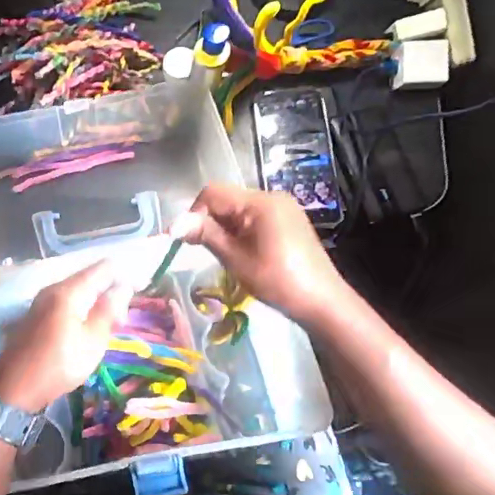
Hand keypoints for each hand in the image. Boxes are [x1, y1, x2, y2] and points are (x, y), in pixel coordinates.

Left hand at [0, 260, 132, 412]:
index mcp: (68, 291)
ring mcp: (42, 300)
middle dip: (110, 291)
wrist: (15, 389)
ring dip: (96, 302)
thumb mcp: (92, 341)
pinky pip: (66, 301)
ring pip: (78, 290)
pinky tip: (87, 329)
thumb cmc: (59, 365)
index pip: (103, 268)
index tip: (140, 293)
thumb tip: (123, 286)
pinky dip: (81, 309)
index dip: (124, 276)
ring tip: (108, 327)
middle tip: (121, 320)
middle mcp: (53, 288)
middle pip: (89, 277)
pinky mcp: (37, 314)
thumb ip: (108, 310)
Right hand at [170, 182, 348, 325]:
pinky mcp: (288, 221)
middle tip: (206, 252)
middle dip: (210, 222)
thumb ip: (206, 235)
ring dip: (225, 229)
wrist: (321, 301)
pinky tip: (245, 254)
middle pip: (226, 199)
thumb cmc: (277, 281)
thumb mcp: (236, 259)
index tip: (188, 241)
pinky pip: (254, 218)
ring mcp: (283, 208)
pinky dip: (241, 232)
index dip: (194, 214)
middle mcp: (272, 197)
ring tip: (227, 256)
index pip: (213, 193)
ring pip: (239, 210)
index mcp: (260, 202)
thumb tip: (173, 224)